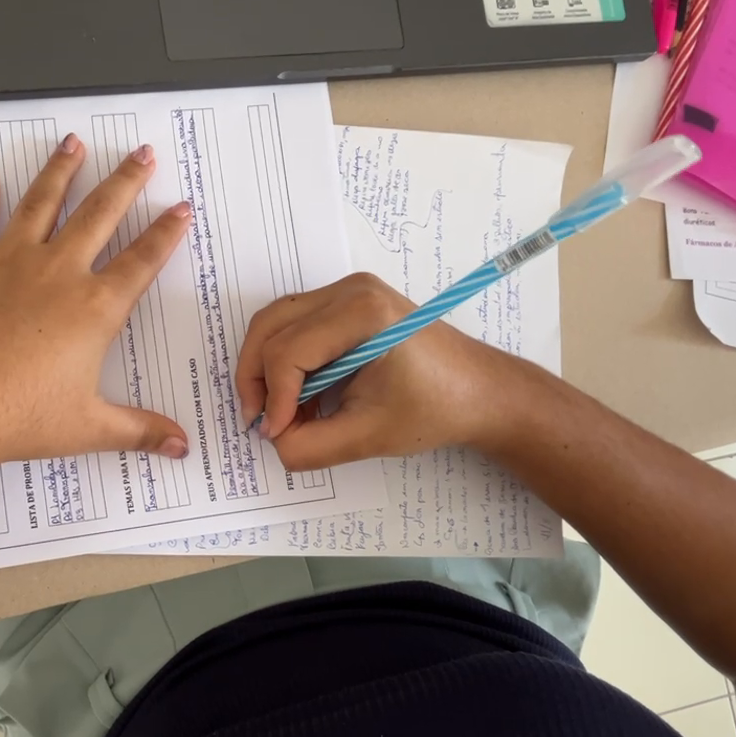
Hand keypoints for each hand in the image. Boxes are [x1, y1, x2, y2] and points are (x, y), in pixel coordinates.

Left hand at [0, 134, 193, 471]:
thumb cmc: (16, 417)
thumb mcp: (88, 428)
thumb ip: (139, 431)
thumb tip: (180, 446)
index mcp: (94, 309)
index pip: (142, 261)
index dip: (166, 233)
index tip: (181, 207)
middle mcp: (57, 273)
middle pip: (100, 214)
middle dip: (126, 180)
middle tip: (141, 152)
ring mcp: (10, 261)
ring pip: (43, 201)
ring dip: (62, 170)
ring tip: (74, 141)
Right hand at [236, 273, 530, 470]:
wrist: (480, 392)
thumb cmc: (435, 411)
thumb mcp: (367, 437)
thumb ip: (309, 446)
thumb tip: (272, 441)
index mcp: (362, 312)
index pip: (288, 351)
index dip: (274, 398)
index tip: (276, 436)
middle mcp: (349, 290)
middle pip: (270, 328)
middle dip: (255, 378)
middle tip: (257, 421)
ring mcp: (346, 292)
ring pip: (274, 324)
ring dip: (265, 369)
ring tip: (276, 412)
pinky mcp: (344, 304)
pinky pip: (293, 327)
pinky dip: (283, 363)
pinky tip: (297, 399)